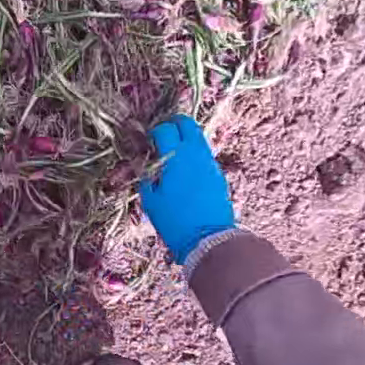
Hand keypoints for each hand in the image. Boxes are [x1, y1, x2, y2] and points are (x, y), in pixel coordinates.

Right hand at [139, 115, 235, 262]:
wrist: (208, 239)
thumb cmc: (175, 222)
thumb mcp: (151, 202)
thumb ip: (147, 180)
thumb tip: (146, 170)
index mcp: (175, 158)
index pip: (165, 130)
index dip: (155, 132)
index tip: (149, 141)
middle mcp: (195, 155)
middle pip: (187, 125)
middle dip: (175, 125)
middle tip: (165, 134)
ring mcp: (210, 163)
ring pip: (198, 139)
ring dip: (186, 139)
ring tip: (175, 153)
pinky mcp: (219, 175)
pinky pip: (205, 156)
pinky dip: (194, 155)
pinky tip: (186, 171)